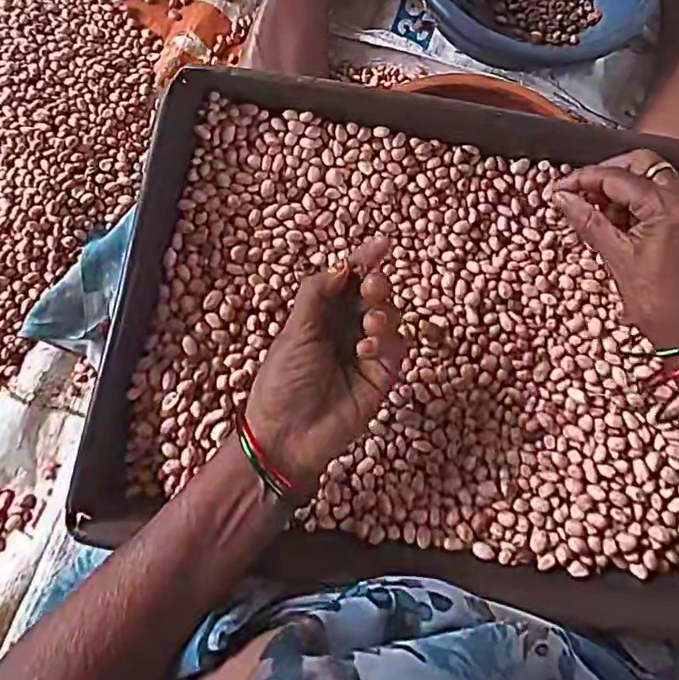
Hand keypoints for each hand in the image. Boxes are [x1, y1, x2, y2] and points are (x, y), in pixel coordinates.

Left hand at [243, 238, 406, 498]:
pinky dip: (386, 342)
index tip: (382, 244)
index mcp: (322, 314)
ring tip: (368, 324)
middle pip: (373, 295)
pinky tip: (365, 348)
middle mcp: (346, 328)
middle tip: (371, 287)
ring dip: (383, 313)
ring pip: (389, 317)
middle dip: (376, 285)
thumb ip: (317, 293)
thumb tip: (342, 265)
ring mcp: (365, 352)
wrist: (287, 435)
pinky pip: (396, 349)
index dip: (364, 261)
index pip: (348, 280)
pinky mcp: (381, 376)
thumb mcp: (294, 330)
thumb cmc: (282, 380)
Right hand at [548, 149, 678, 350]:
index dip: (583, 179)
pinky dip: (637, 197)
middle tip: (579, 193)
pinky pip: (662, 192)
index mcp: (667, 207)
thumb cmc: (659, 302)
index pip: (616, 177)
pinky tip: (618, 219)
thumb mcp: (616, 258)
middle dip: (606, 174)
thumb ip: (588, 221)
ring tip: (597, 211)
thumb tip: (562, 198)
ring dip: (621, 185)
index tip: (560, 188)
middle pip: (640, 164)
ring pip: (652, 175)